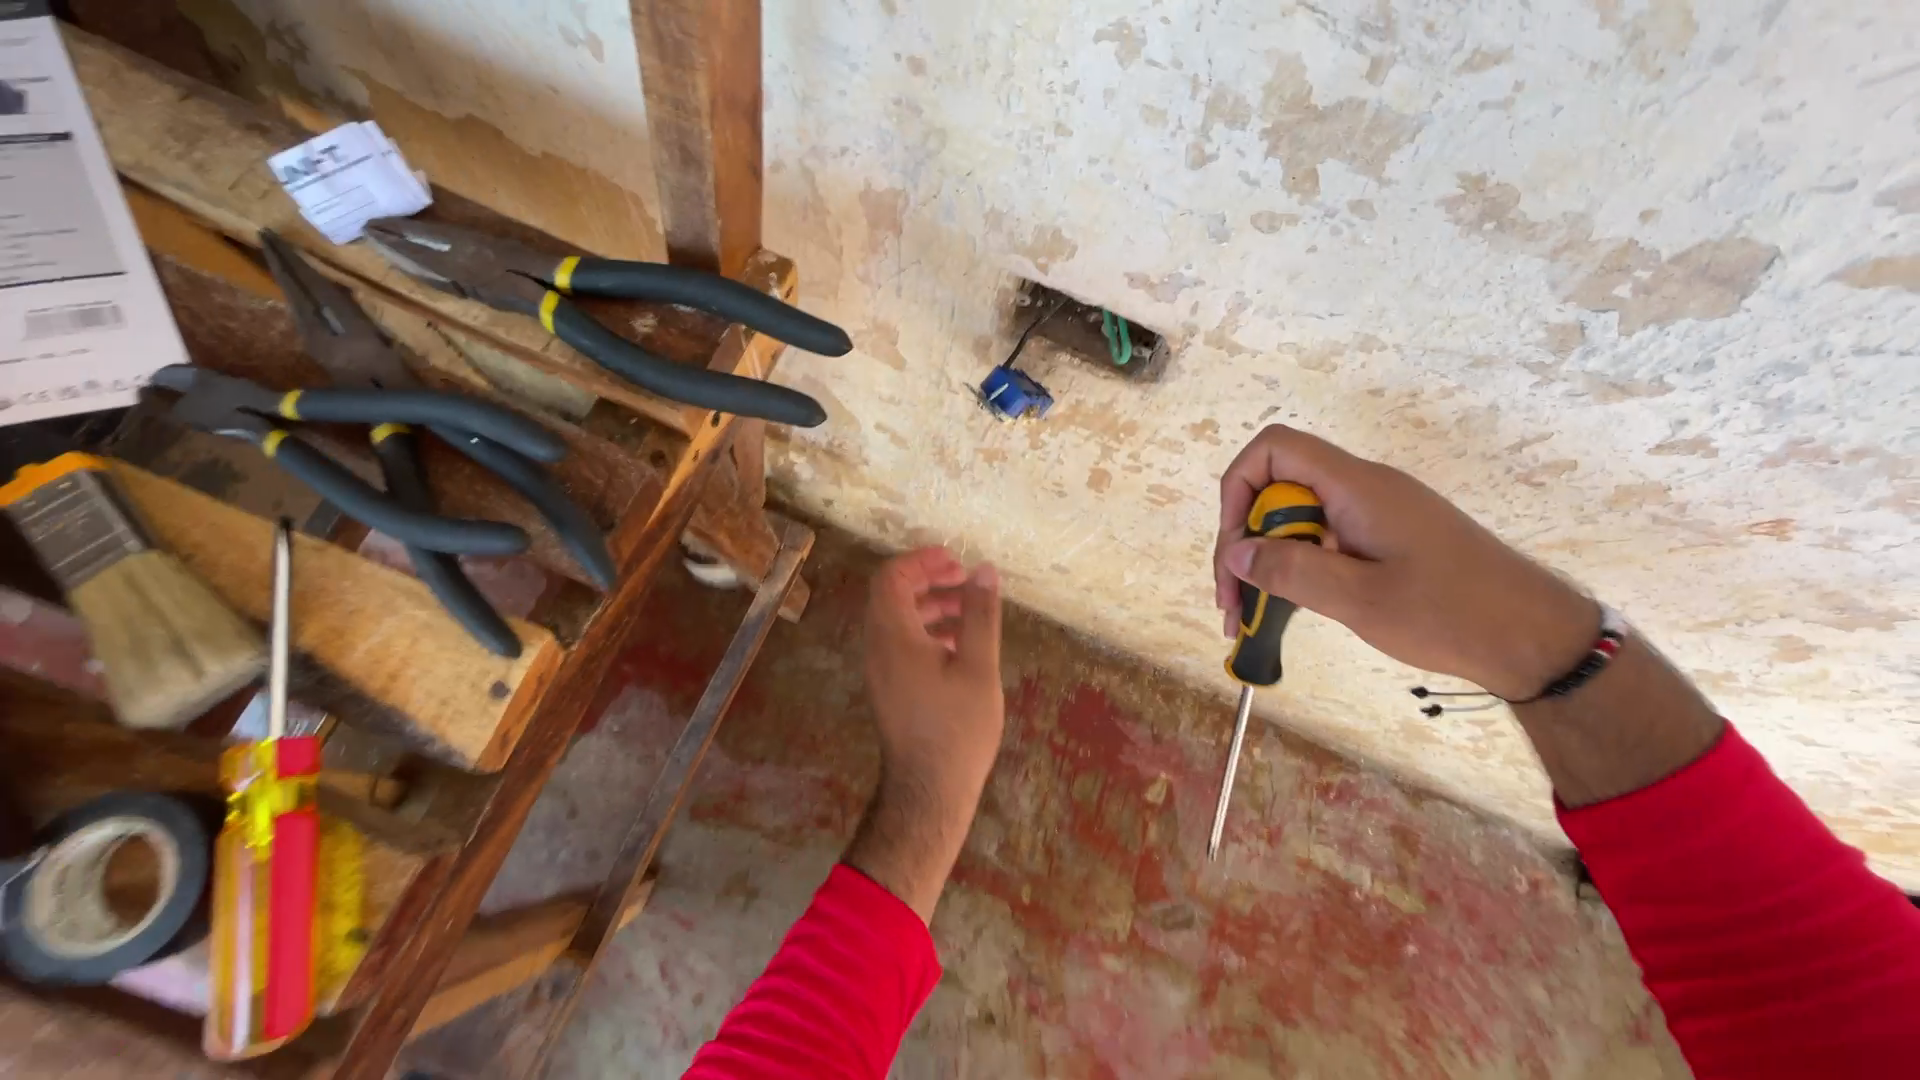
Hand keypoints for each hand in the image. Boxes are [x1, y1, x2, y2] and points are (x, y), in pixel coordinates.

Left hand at [846, 547, 1003, 920]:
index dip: (921, 560)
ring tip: (969, 608)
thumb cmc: (956, 728)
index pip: (891, 577)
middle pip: (891, 595)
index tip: (956, 561)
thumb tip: (984, 570)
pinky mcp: (888, 687)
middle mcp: (876, 647)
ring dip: (930, 605)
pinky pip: (900, 643)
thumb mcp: (977, 666)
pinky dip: (925, 630)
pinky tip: (958, 643)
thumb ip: (980, 614)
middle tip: (965, 579)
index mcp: (892, 636)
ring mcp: (879, 669)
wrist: (929, 790)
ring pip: (897, 620)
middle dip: (928, 579)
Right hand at [1214, 426, 1597, 700]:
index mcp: (1356, 487)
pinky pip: (1322, 538)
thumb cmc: (1451, 615)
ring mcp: (1374, 513)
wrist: (1537, 638)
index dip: (1238, 488)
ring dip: (1265, 560)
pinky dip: (1295, 568)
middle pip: (1276, 488)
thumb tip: (1236, 554)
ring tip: (1250, 615)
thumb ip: (1290, 571)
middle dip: (1242, 540)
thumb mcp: (1359, 600)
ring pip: (1296, 518)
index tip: (1234, 547)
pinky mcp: (1384, 538)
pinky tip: (1288, 607)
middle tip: (1234, 602)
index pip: (1275, 450)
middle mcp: (1362, 489)